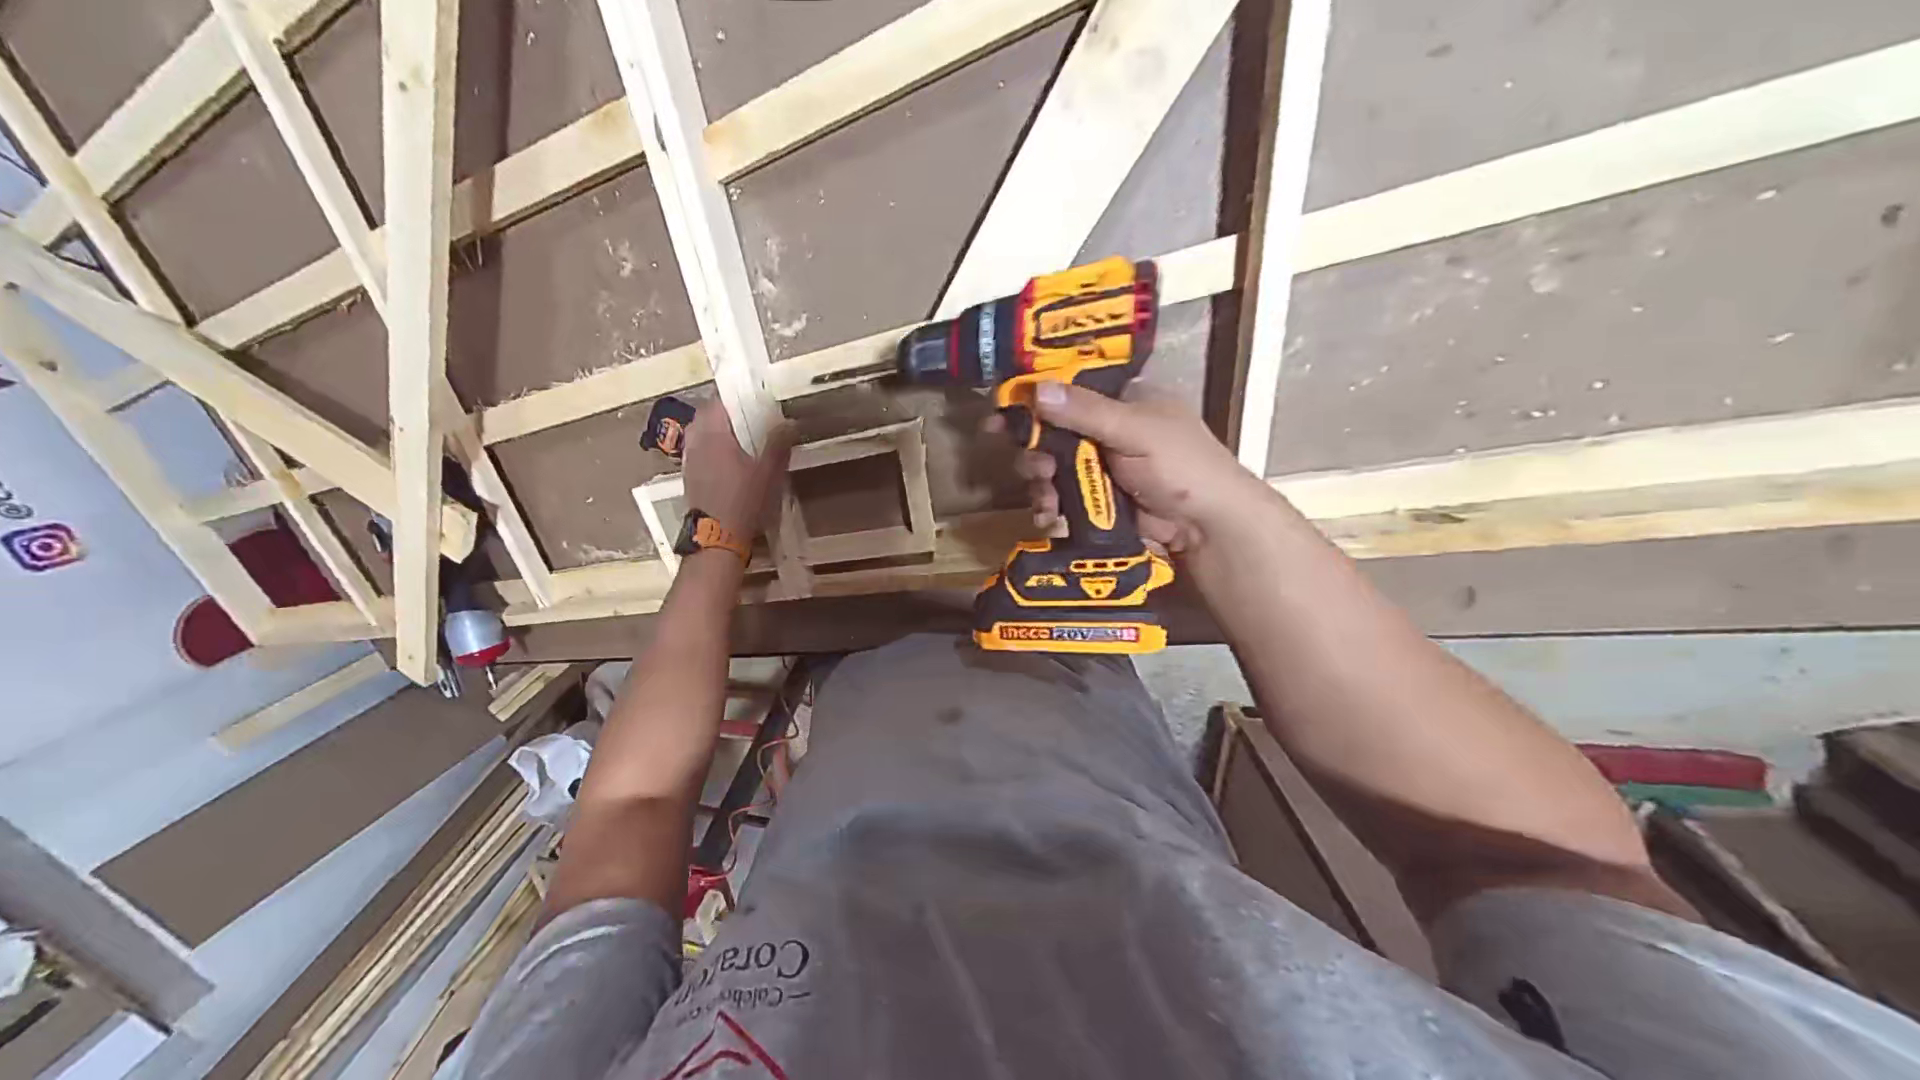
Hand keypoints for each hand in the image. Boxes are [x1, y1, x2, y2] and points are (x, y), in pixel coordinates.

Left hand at [680, 402, 793, 538]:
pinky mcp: (689, 475)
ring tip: (742, 437)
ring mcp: (689, 459)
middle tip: (751, 416)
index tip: (755, 397)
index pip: (719, 401)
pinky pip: (700, 449)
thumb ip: (778, 444)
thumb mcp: (769, 472)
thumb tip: (789, 423)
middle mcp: (696, 441)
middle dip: (727, 413)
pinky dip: (713, 447)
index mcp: (714, 434)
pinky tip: (730, 459)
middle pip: (707, 415)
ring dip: (719, 430)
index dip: (736, 396)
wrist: (717, 538)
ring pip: (701, 432)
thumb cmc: (744, 501)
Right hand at [1006, 382, 1269, 552]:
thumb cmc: (1182, 467)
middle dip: (1035, 451)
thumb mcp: (1136, 430)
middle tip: (1033, 467)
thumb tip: (1037, 389)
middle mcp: (1107, 430)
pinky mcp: (1097, 500)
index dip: (1034, 397)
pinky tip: (1048, 518)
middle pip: (1052, 432)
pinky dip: (1050, 508)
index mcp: (1123, 400)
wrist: (1207, 528)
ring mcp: (1101, 467)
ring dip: (1040, 484)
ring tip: (1046, 500)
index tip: (1001, 411)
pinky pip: (1060, 498)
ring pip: (1052, 468)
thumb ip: (1087, 412)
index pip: (1070, 387)